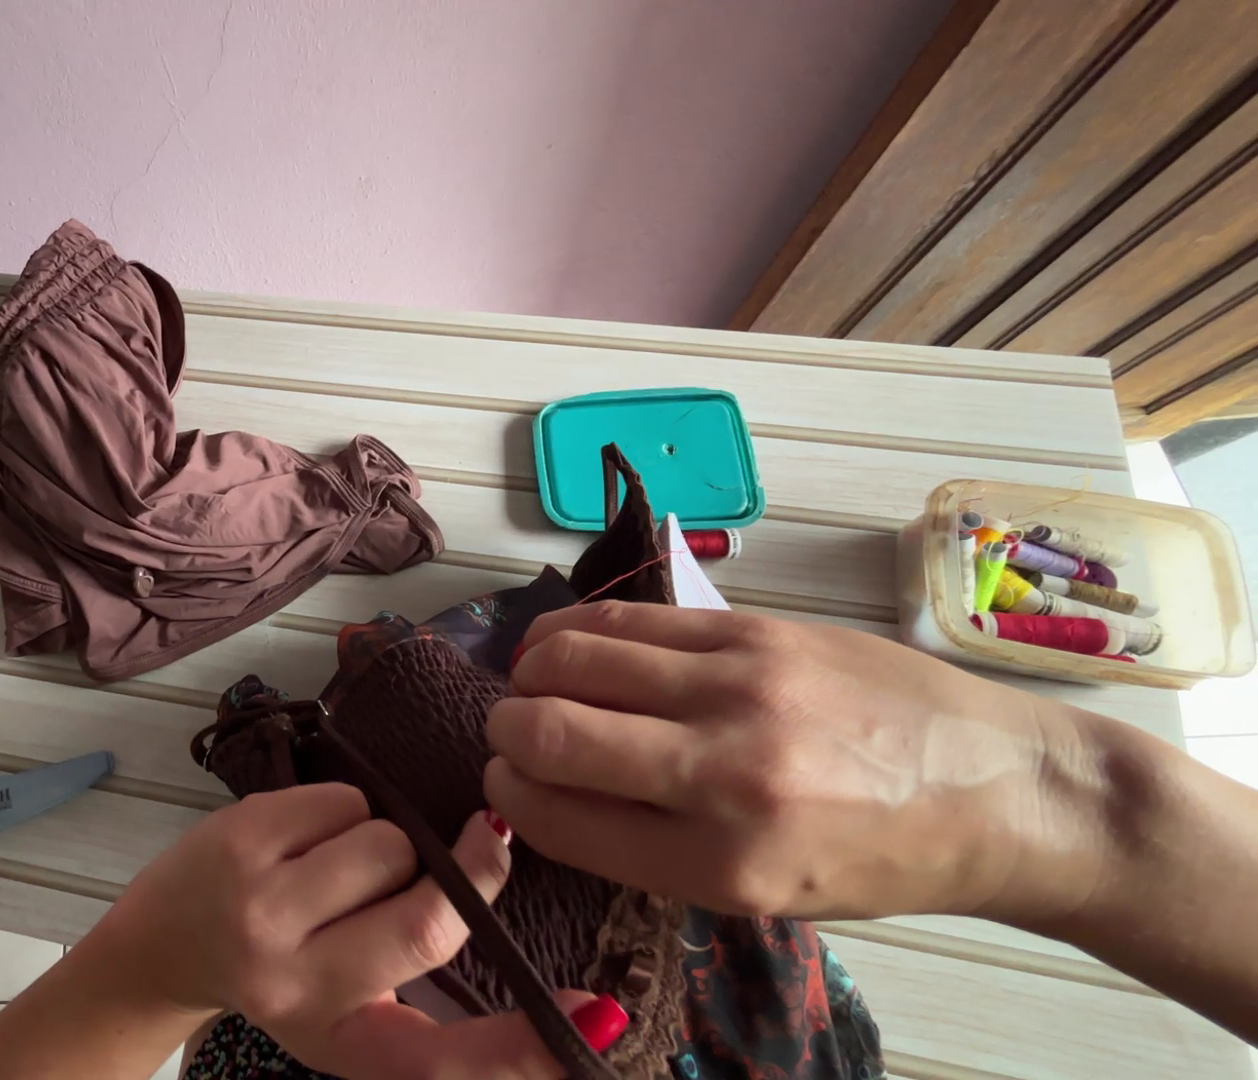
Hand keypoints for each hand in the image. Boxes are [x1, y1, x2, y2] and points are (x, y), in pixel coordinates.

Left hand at [84, 783, 608, 1077]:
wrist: (168, 939)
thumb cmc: (274, 969)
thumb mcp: (349, 1006)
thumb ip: (421, 972)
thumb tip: (531, 944)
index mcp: (345, 1041)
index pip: (441, 1062)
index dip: (521, 1047)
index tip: (597, 1017)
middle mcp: (304, 985)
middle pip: (428, 913)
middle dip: (458, 866)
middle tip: (461, 848)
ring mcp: (265, 907)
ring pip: (389, 840)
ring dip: (384, 838)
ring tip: (344, 862)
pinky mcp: (243, 839)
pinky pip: (344, 799)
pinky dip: (342, 808)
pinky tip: (307, 836)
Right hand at [484, 602, 1113, 924]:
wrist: (1005, 788)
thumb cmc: (876, 858)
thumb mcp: (756, 890)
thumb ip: (640, 843)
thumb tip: (539, 787)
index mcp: (721, 864)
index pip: (559, 817)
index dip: (510, 794)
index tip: (506, 779)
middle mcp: (722, 773)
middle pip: (550, 731)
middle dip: (504, 730)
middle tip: (509, 731)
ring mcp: (736, 685)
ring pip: (570, 658)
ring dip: (526, 672)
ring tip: (531, 683)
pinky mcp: (749, 628)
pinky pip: (620, 618)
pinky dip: (567, 630)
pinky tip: (560, 645)